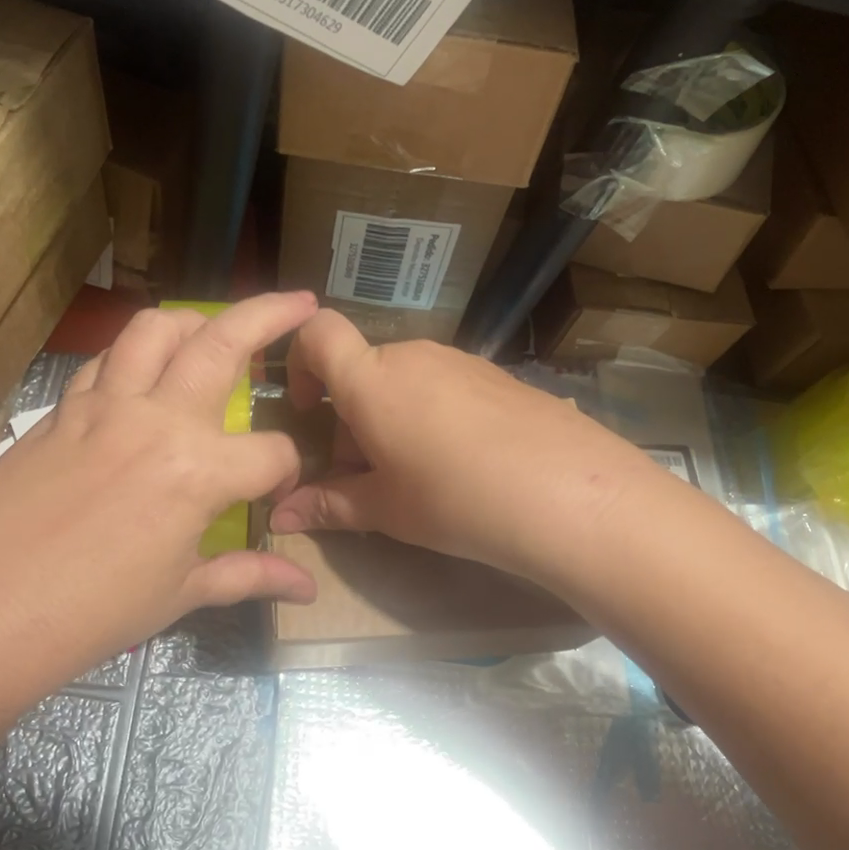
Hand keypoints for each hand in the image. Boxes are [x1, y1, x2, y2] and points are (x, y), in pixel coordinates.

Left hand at [0, 293, 319, 715]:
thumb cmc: (91, 616)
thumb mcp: (180, 596)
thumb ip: (249, 575)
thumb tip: (308, 589)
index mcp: (198, 471)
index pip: (271, 452)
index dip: (286, 473)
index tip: (274, 498)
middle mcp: (156, 420)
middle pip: (223, 343)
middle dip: (271, 314)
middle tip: (300, 303)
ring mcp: (101, 409)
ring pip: (152, 330)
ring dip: (192, 320)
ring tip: (212, 329)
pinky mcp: (58, 412)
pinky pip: (103, 363)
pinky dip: (131, 357)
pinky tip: (139, 379)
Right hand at [269, 311, 661, 584]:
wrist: (568, 494)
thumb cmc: (456, 500)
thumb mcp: (387, 510)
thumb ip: (330, 506)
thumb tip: (280, 515)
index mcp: (372, 379)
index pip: (317, 334)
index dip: (299, 361)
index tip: (306, 411)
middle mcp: (414, 356)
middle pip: (364, 370)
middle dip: (352, 417)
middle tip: (366, 476)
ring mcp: (462, 362)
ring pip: (406, 381)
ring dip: (394, 419)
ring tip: (419, 478)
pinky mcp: (500, 377)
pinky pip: (447, 387)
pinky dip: (435, 417)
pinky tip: (466, 466)